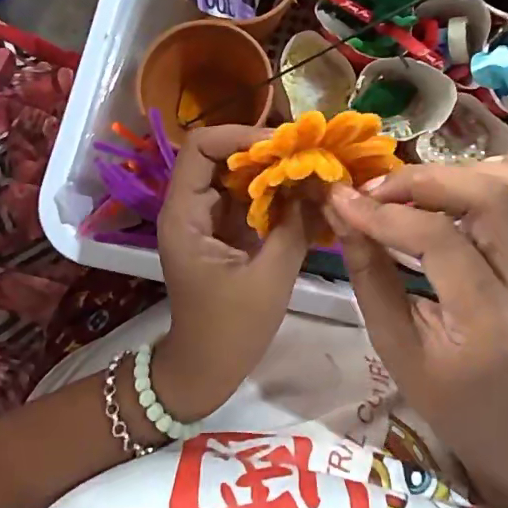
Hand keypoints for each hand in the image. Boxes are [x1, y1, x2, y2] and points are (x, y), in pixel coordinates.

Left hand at [154, 125, 310, 416]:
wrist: (205, 372)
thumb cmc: (229, 330)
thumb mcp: (270, 278)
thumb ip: (295, 225)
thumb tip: (322, 182)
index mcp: (185, 214)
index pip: (202, 147)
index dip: (241, 135)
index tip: (284, 143)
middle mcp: (191, 207)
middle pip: (222, 156)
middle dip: (265, 150)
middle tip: (309, 152)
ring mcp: (207, 219)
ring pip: (238, 175)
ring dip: (274, 169)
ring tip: (314, 167)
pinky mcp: (224, 232)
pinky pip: (248, 198)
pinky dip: (275, 192)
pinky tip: (306, 192)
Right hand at [325, 153, 507, 457]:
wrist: (494, 408)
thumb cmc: (436, 385)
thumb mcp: (389, 339)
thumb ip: (367, 268)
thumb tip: (341, 205)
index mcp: (488, 324)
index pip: (439, 241)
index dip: (386, 213)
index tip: (344, 199)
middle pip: (491, 199)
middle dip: (425, 180)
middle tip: (379, 188)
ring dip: (467, 171)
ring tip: (422, 186)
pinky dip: (503, 170)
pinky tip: (462, 185)